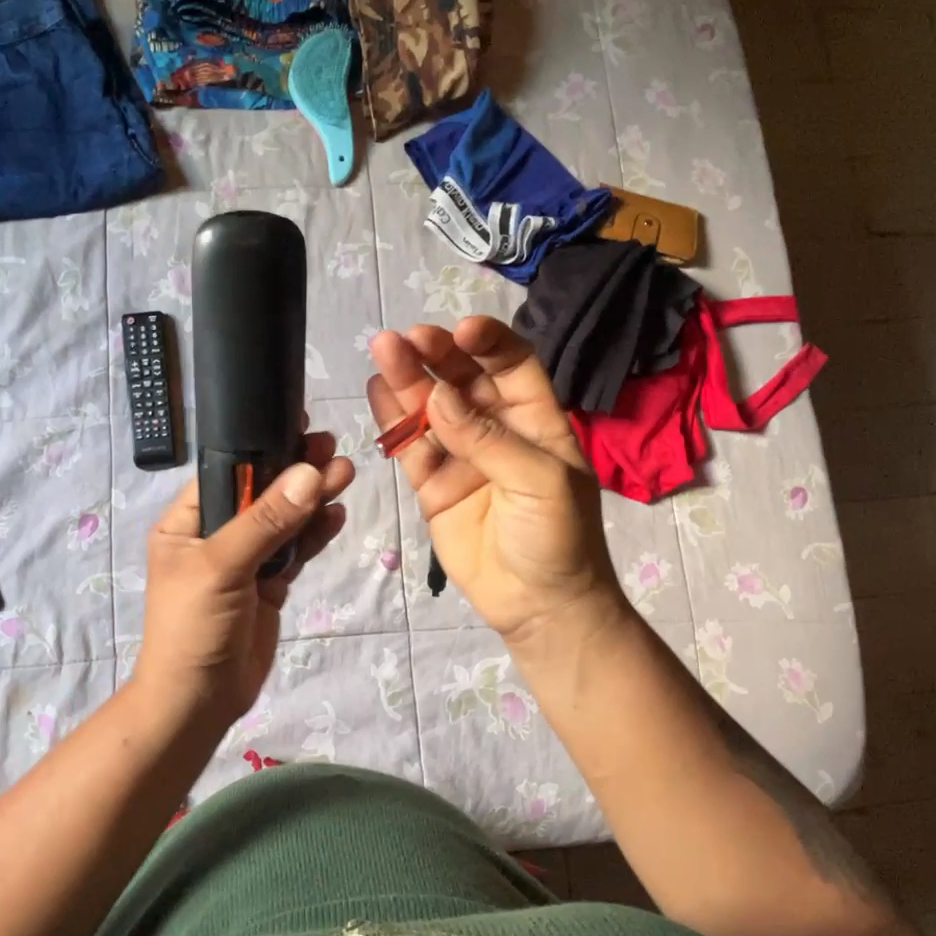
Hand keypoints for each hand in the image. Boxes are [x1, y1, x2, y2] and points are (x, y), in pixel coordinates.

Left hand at [132, 431, 354, 723]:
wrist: (199, 701)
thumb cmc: (192, 628)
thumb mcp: (222, 568)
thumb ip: (266, 522)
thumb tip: (309, 475)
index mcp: (186, 524)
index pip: (227, 473)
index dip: (261, 449)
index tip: (298, 425)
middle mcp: (214, 537)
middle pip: (261, 494)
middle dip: (295, 472)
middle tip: (331, 447)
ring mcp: (244, 562)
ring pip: (283, 521)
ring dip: (312, 500)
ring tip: (345, 472)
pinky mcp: (267, 587)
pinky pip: (295, 553)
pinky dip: (315, 535)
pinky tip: (336, 514)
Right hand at [366, 317, 625, 646]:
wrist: (539, 606)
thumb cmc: (559, 539)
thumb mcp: (539, 481)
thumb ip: (487, 439)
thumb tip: (437, 397)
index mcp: (536, 421)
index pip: (512, 366)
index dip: (488, 343)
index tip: (461, 330)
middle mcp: (496, 431)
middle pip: (463, 381)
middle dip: (436, 356)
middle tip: (404, 338)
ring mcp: (461, 458)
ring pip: (430, 410)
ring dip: (407, 381)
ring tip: (382, 351)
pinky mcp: (433, 486)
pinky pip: (410, 448)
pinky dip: (393, 422)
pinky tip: (377, 390)